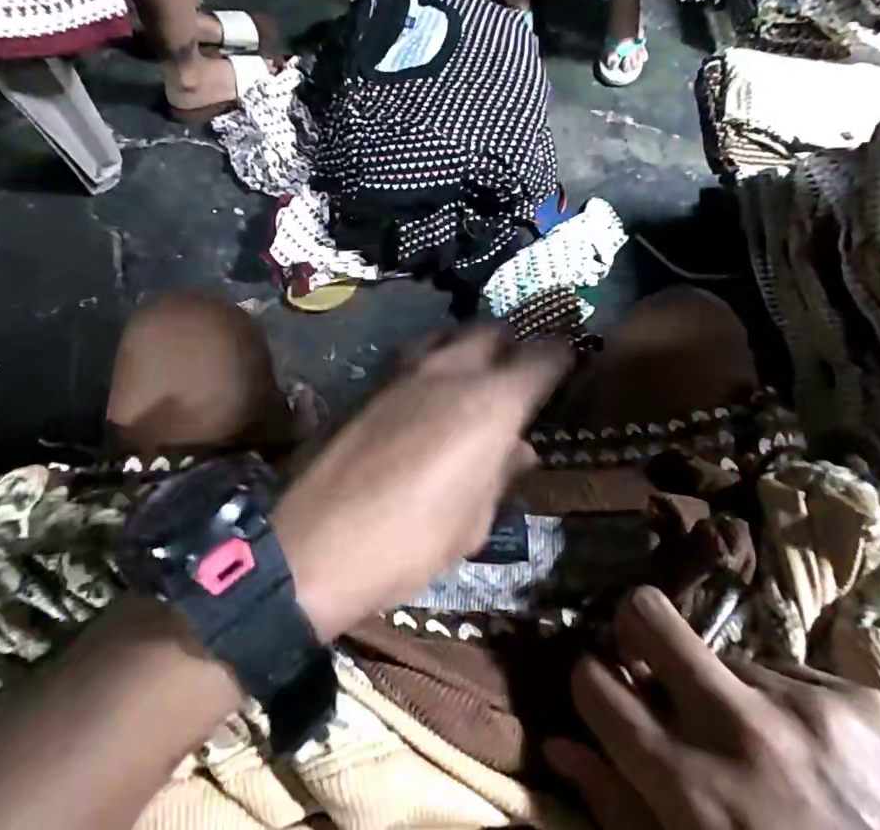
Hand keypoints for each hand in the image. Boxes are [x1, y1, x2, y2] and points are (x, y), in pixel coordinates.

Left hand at [271, 326, 570, 641]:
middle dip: (515, 344)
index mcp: (492, 404)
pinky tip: (430, 390)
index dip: (562, 356)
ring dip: (470, 346)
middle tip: (521, 371)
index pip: (543, 357)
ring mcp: (405, 372)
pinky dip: (434, 361)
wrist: (310, 547)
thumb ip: (501, 474)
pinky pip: (415, 354)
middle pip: (494, 331)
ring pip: (450, 334)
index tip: (569, 363)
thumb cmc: (409, 544)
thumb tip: (518, 450)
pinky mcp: (369, 383)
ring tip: (476, 374)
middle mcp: (452, 372)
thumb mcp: (473, 522)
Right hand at [547, 588, 879, 829]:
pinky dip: (788, 706)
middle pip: (650, 616)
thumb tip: (562, 745)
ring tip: (762, 750)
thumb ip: (621, 813)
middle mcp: (744, 728)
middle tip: (647, 661)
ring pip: (729, 657)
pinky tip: (816, 756)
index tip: (602, 691)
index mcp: (691, 792)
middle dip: (633, 629)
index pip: (598, 686)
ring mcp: (811, 704)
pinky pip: (796, 674)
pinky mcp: (870, 700)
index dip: (589, 682)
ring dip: (727, 693)